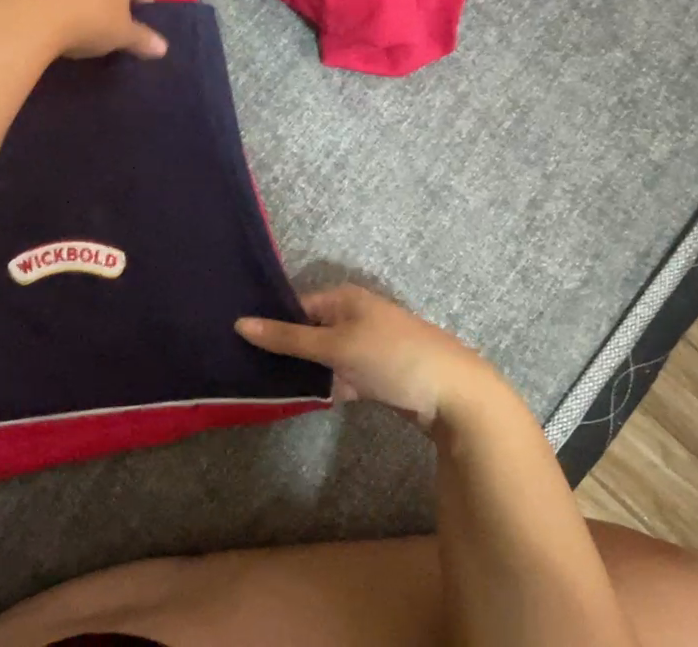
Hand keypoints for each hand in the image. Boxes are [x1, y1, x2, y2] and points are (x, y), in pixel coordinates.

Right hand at [235, 285, 505, 431]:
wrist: (458, 397)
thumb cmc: (393, 358)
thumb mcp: (335, 346)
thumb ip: (287, 338)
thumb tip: (239, 323)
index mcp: (345, 298)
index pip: (295, 306)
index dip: (271, 324)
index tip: (242, 344)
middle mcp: (355, 315)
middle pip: (308, 330)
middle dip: (286, 349)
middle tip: (251, 368)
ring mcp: (368, 346)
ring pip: (324, 356)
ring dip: (306, 370)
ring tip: (270, 384)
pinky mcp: (377, 374)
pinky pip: (341, 375)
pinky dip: (327, 385)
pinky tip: (308, 398)